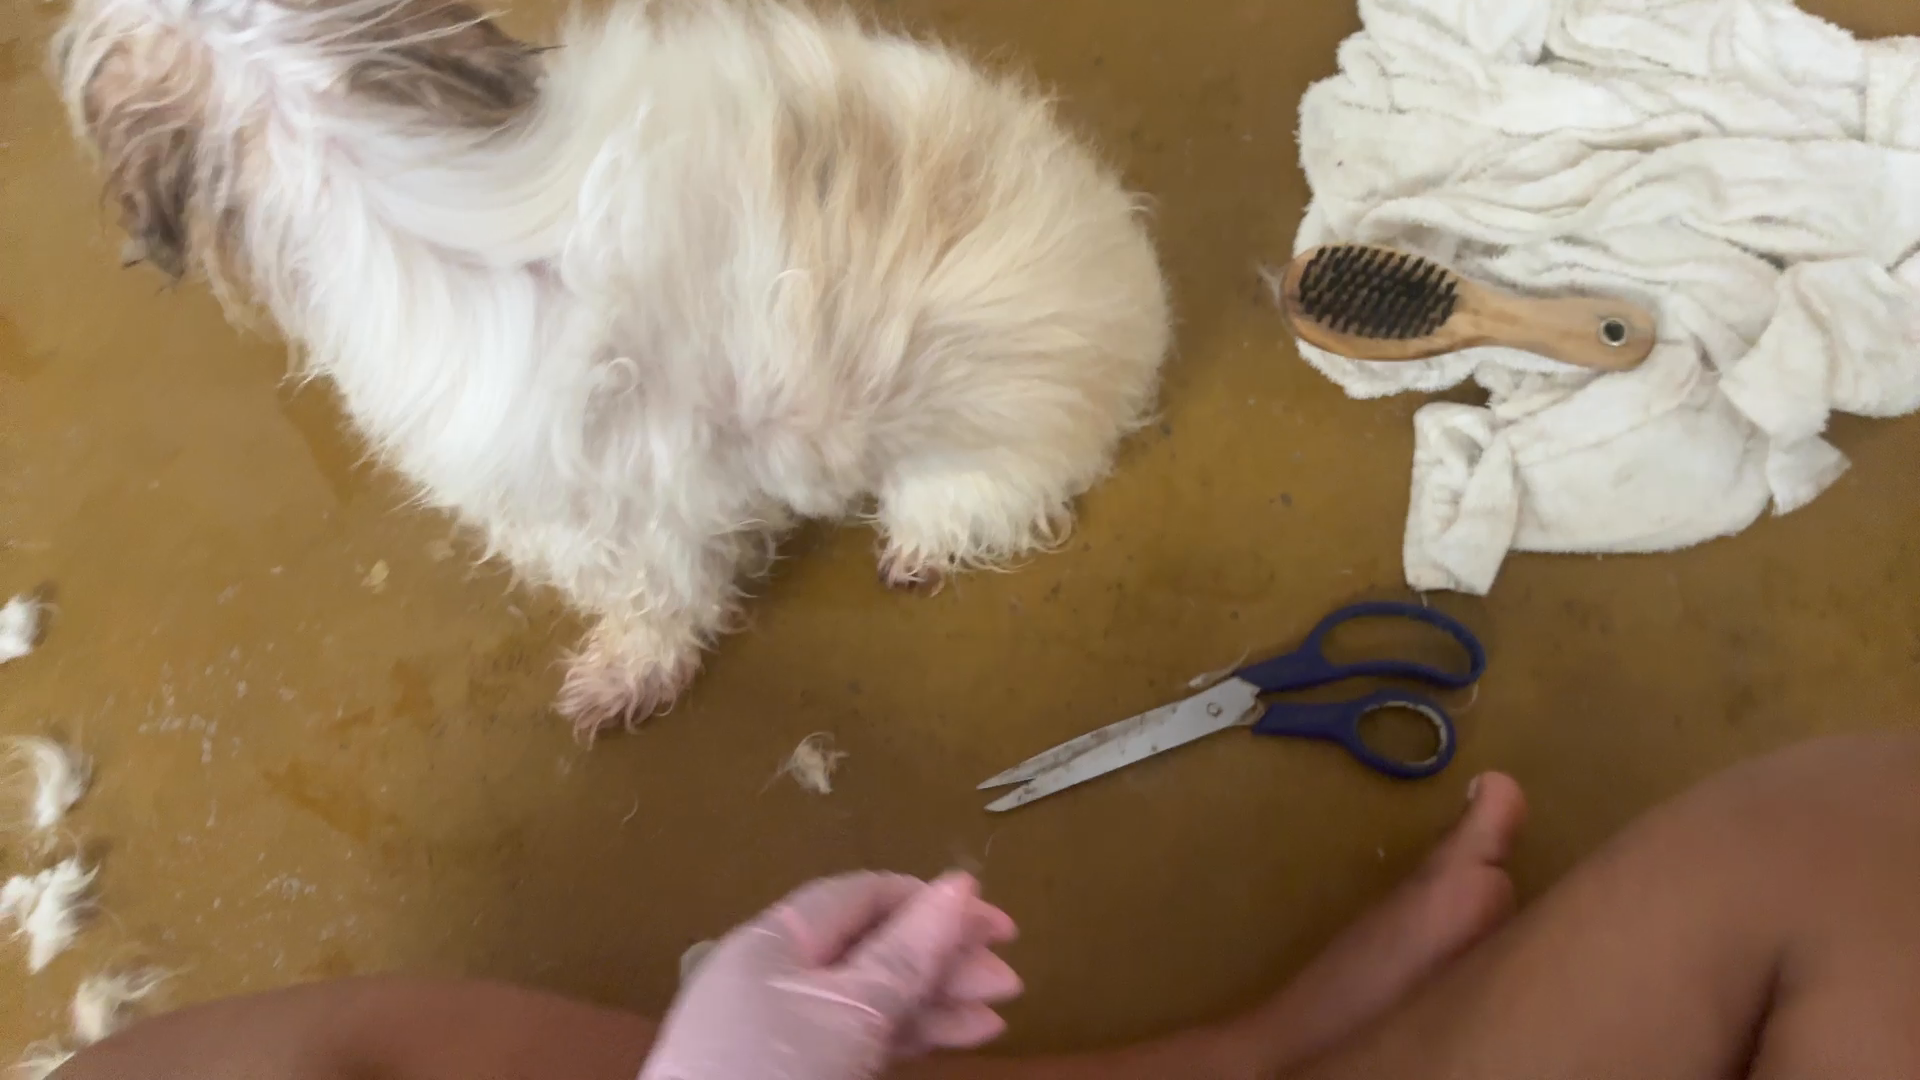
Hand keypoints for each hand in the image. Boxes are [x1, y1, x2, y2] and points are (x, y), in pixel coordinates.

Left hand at [639, 871, 1021, 1079]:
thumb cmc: (776, 1079)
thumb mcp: (849, 1013)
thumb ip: (907, 951)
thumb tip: (961, 883)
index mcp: (776, 940)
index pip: (864, 895)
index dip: (929, 900)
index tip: (990, 923)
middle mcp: (780, 976)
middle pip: (874, 945)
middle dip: (942, 955)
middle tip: (1008, 974)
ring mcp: (789, 1030)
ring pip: (874, 996)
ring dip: (937, 997)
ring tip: (998, 1009)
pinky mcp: (801, 1074)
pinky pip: (863, 1036)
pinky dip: (911, 1034)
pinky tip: (960, 1036)